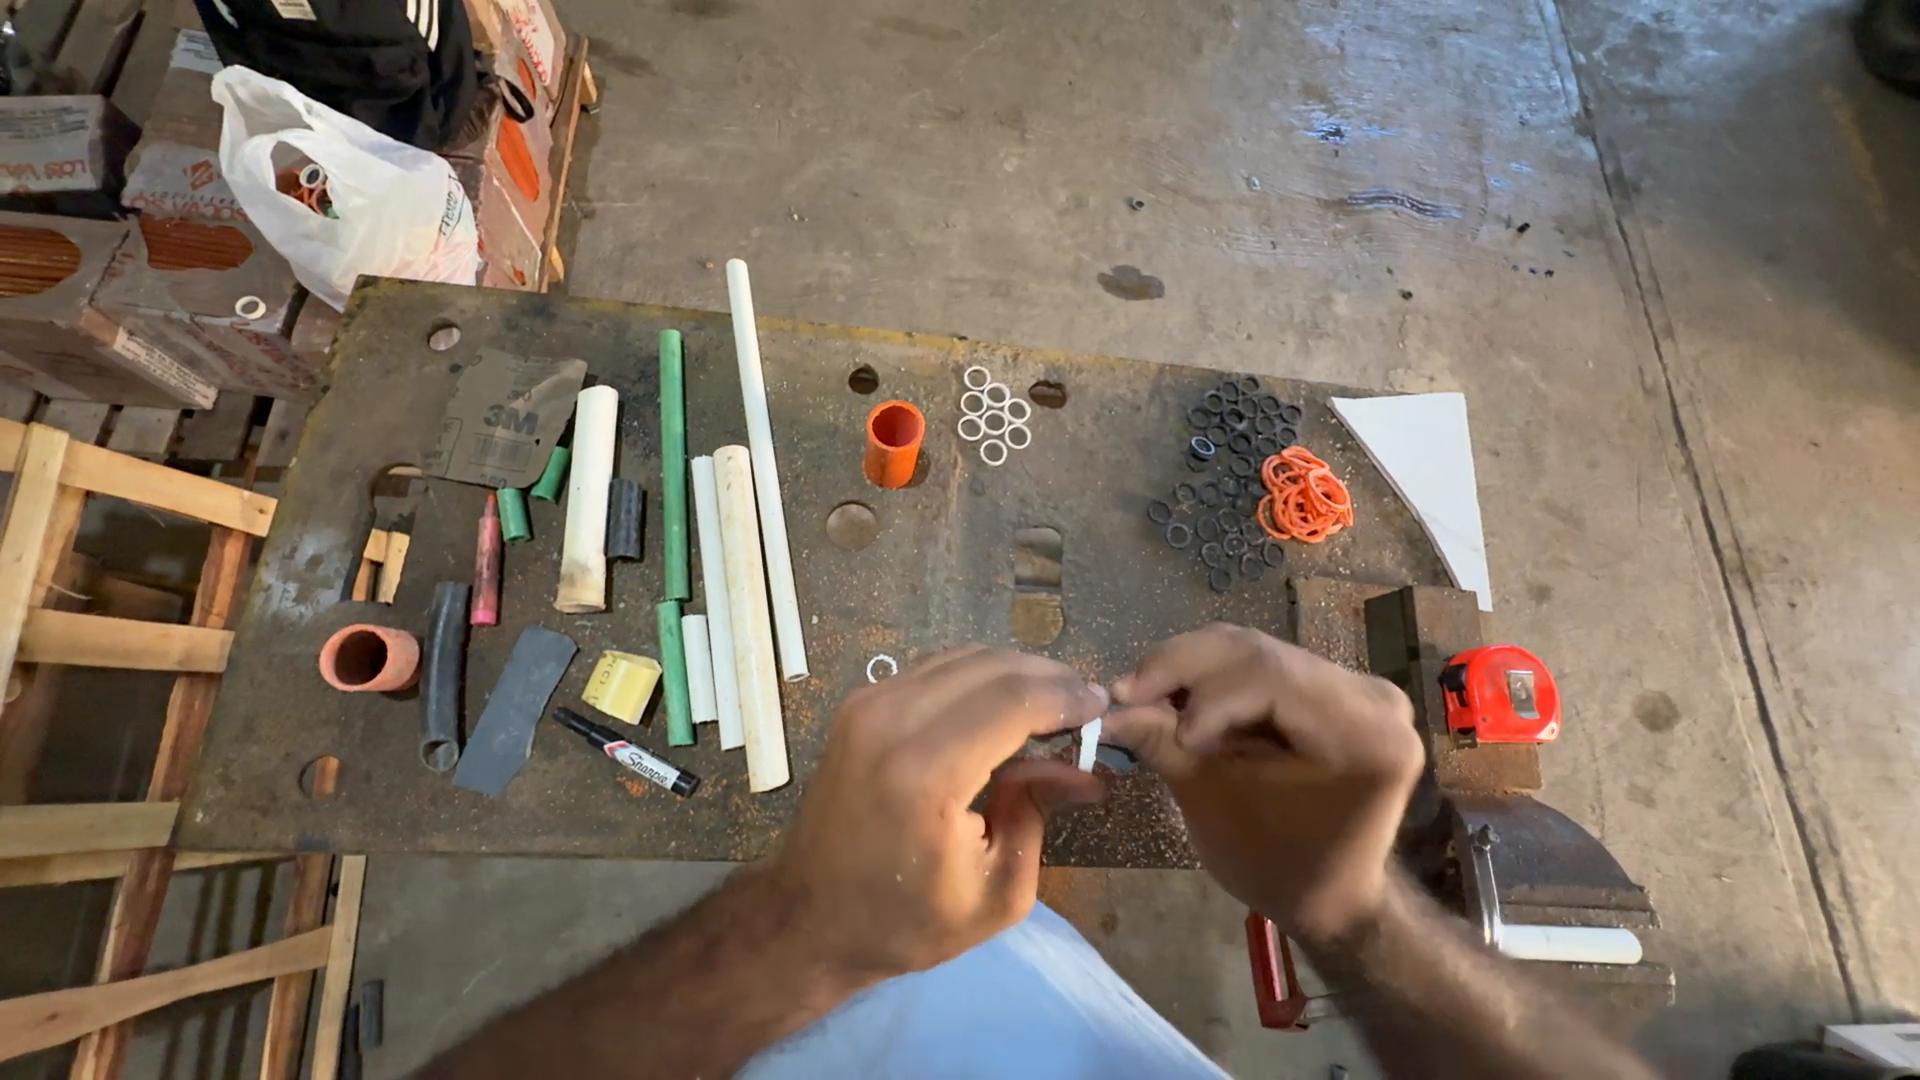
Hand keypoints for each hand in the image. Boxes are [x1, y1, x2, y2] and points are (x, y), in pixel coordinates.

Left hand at [771, 646, 1107, 982]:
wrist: (810, 915)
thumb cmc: (905, 921)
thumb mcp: (996, 892)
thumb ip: (1038, 813)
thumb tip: (1083, 766)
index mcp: (926, 773)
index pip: (1014, 700)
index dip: (1066, 697)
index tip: (1102, 706)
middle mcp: (892, 719)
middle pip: (993, 667)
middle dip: (1049, 677)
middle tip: (1085, 702)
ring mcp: (869, 703)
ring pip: (964, 657)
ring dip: (1016, 671)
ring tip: (1053, 701)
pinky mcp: (860, 702)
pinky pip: (936, 667)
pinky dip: (979, 675)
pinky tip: (1003, 701)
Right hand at [1104, 624, 1422, 946]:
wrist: (1331, 896)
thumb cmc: (1277, 865)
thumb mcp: (1214, 805)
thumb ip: (1163, 744)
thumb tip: (1103, 711)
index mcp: (1363, 732)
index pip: (1267, 677)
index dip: (1200, 692)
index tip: (1146, 719)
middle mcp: (1369, 695)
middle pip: (1255, 652)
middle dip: (1181, 668)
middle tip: (1125, 692)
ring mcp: (1353, 685)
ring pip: (1250, 649)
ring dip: (1188, 668)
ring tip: (1143, 695)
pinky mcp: (1330, 686)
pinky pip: (1258, 663)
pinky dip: (1210, 676)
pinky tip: (1176, 697)